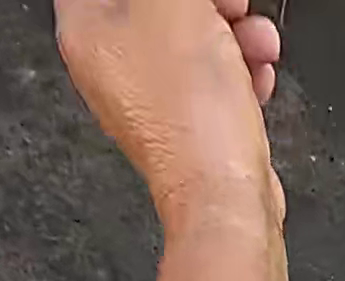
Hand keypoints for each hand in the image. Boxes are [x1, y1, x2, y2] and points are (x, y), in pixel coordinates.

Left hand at [53, 0, 283, 226]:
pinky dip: (240, 71)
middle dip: (206, 0)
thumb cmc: (193, 119)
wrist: (227, 196)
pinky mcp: (193, 131)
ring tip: (257, 39)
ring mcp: (155, 107)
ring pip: (193, 43)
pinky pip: (214, 83)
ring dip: (234, 33)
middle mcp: (115, 72)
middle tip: (231, 1)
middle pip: (155, 6)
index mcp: (86, 32)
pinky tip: (258, 72)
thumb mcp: (177, 4)